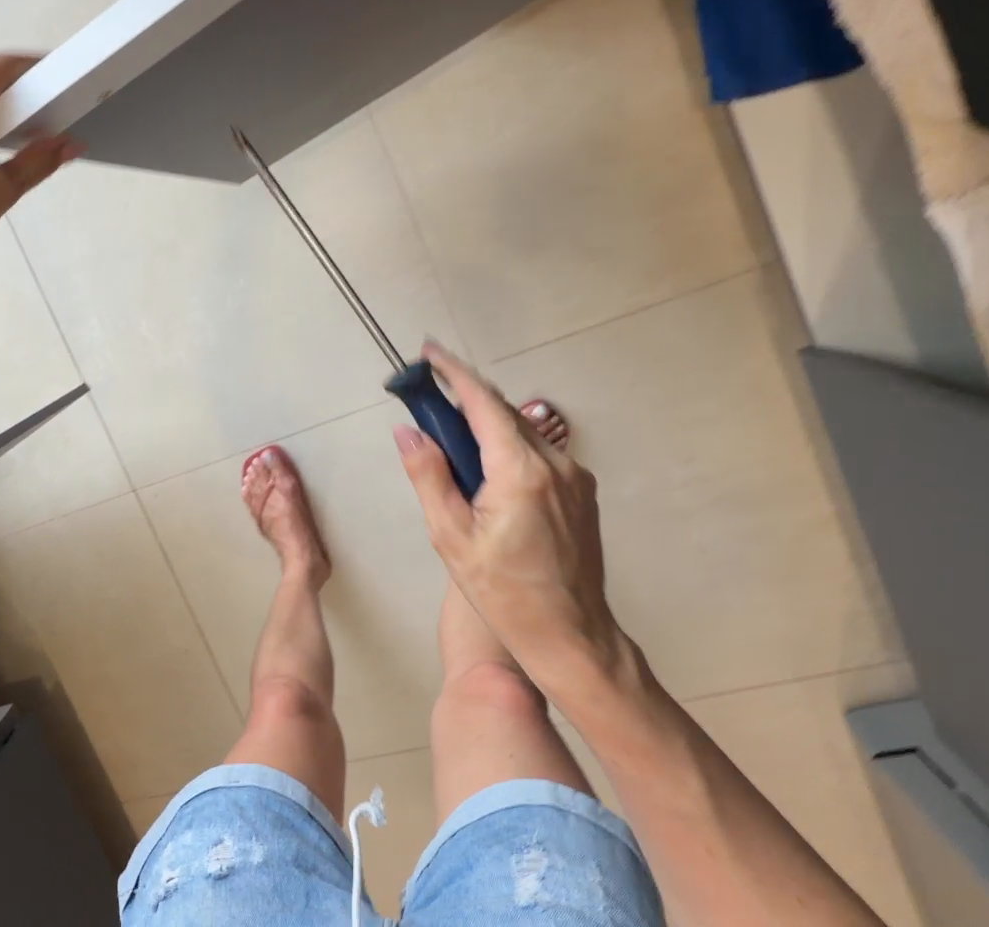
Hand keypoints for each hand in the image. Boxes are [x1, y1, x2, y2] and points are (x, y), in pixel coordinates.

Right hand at [395, 342, 621, 673]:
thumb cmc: (504, 592)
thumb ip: (429, 476)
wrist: (571, 634)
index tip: (427, 353)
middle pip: (502, 413)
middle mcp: (555, 463)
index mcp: (521, 471)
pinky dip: (507, 448)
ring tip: (452, 447)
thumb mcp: (451, 536)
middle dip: (463, 400)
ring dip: (485, 426)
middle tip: (427, 402)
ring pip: (522, 432)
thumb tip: (408, 432)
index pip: (483, 403)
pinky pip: (538, 454)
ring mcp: (574, 477)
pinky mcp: (580, 492)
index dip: (452, 372)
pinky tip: (486, 474)